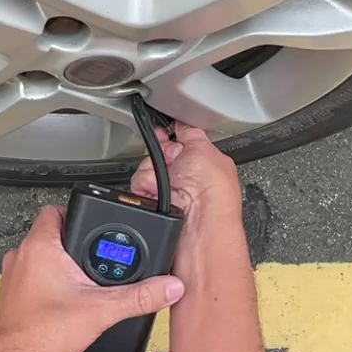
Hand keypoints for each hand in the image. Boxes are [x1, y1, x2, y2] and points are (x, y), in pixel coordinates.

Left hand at [0, 206, 184, 351]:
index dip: (78, 213)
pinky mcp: (11, 293)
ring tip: (82, 277)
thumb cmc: (42, 334)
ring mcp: (13, 275)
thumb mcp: (102, 311)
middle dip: (75, 241)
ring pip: (40, 255)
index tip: (95, 223)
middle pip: (51, 232)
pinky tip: (63, 298)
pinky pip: (31, 276)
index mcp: (40, 247)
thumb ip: (139, 297)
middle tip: (94, 254)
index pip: (55, 210)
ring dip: (60, 262)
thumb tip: (166, 287)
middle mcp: (21, 256)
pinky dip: (47, 281)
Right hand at [128, 124, 242, 235]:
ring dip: (153, 172)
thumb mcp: (206, 150)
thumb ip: (192, 134)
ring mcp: (167, 190)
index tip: (162, 130)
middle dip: (161, 155)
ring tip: (168, 184)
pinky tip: (159, 193)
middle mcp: (184, 177)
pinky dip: (145, 185)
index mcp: (202, 163)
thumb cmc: (214, 195)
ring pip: (145, 166)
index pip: (178, 140)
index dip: (169, 134)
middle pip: (158, 152)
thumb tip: (183, 124)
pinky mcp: (152, 201)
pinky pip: (137, 184)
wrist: (198, 226)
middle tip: (174, 166)